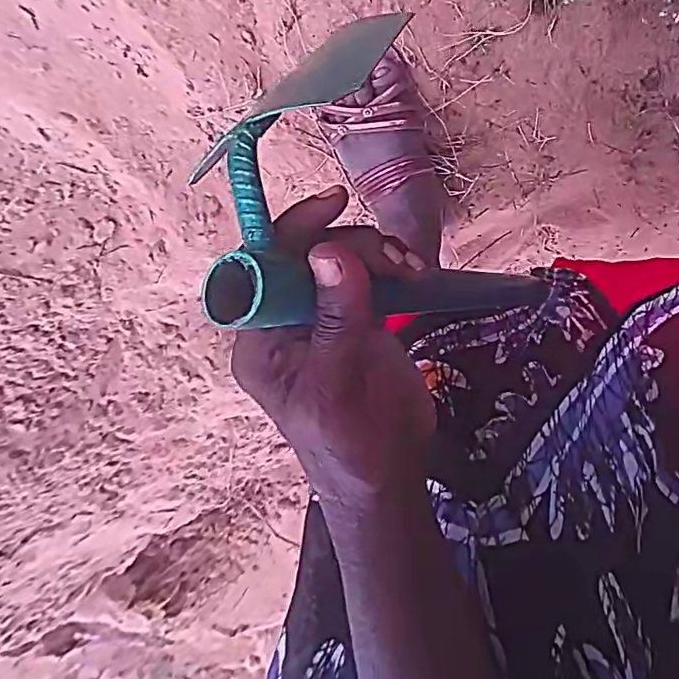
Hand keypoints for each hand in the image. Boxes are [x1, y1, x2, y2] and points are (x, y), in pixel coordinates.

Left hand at [230, 186, 436, 508]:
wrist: (390, 476)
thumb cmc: (352, 446)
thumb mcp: (339, 386)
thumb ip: (335, 319)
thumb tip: (331, 253)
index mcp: (263, 337)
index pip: (265, 264)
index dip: (295, 227)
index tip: (335, 202)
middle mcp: (287, 318)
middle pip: (311, 253)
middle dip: (354, 245)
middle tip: (400, 261)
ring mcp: (324, 315)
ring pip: (344, 257)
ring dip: (380, 253)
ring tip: (414, 271)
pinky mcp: (358, 315)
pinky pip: (370, 273)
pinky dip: (393, 266)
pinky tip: (415, 274)